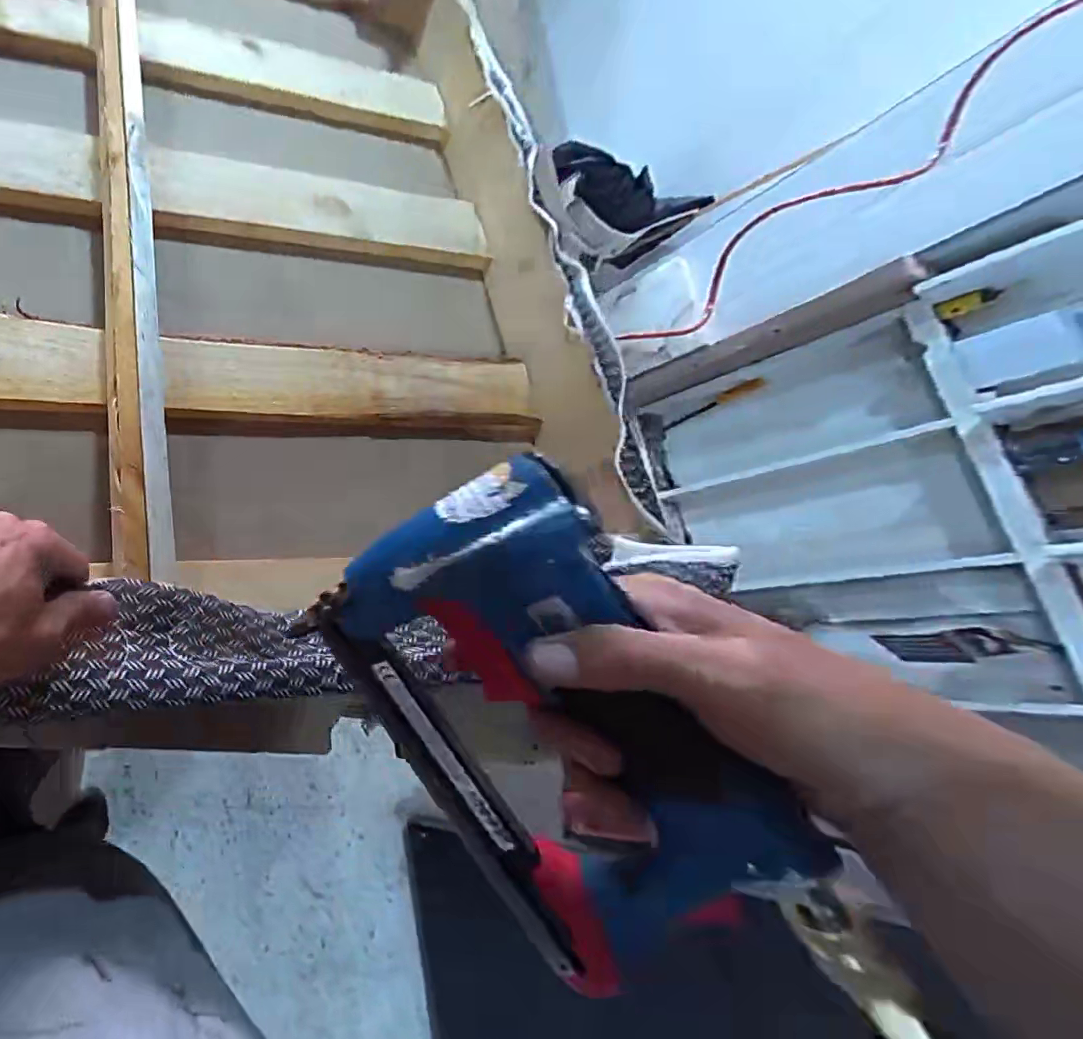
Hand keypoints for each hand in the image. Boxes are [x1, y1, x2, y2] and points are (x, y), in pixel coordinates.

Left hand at [0, 513, 118, 695]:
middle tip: (16, 630)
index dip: (71, 604)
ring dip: (5, 584)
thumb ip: (82, 615)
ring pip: (4, 559)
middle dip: (37, 591)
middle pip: (40, 559)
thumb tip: (111, 602)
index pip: (77, 568)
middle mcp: (3, 522)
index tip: (49, 631)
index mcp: (36, 539)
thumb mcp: (41, 637)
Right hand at [522, 573, 957, 830]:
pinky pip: (614, 766)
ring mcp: (654, 704)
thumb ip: (620, 655)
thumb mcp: (715, 671)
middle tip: (595, 761)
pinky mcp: (669, 751)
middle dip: (565, 727)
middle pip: (562, 678)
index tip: (514, 678)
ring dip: (588, 773)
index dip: (529, 637)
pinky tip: (629, 822)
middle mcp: (639, 650)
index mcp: (648, 609)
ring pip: (582, 728)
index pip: (560, 605)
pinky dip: (612, 796)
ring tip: (619, 810)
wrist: (913, 797)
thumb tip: (529, 654)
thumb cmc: (815, 708)